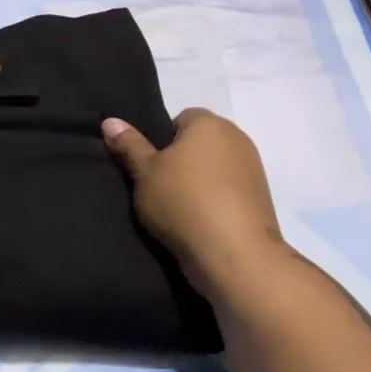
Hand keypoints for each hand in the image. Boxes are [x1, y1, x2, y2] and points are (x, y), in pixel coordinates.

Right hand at [102, 109, 289, 299]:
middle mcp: (237, 138)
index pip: (181, 118)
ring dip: (197, 182)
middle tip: (157, 186)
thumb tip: (110, 121)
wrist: (234, 253)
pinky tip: (198, 221)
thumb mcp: (144, 173)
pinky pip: (227, 190)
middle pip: (199, 143)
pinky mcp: (260, 198)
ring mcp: (253, 169)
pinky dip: (214, 200)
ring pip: (213, 168)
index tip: (150, 165)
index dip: (161, 139)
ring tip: (176, 208)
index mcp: (209, 124)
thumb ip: (129, 145)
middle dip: (180, 160)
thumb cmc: (183, 201)